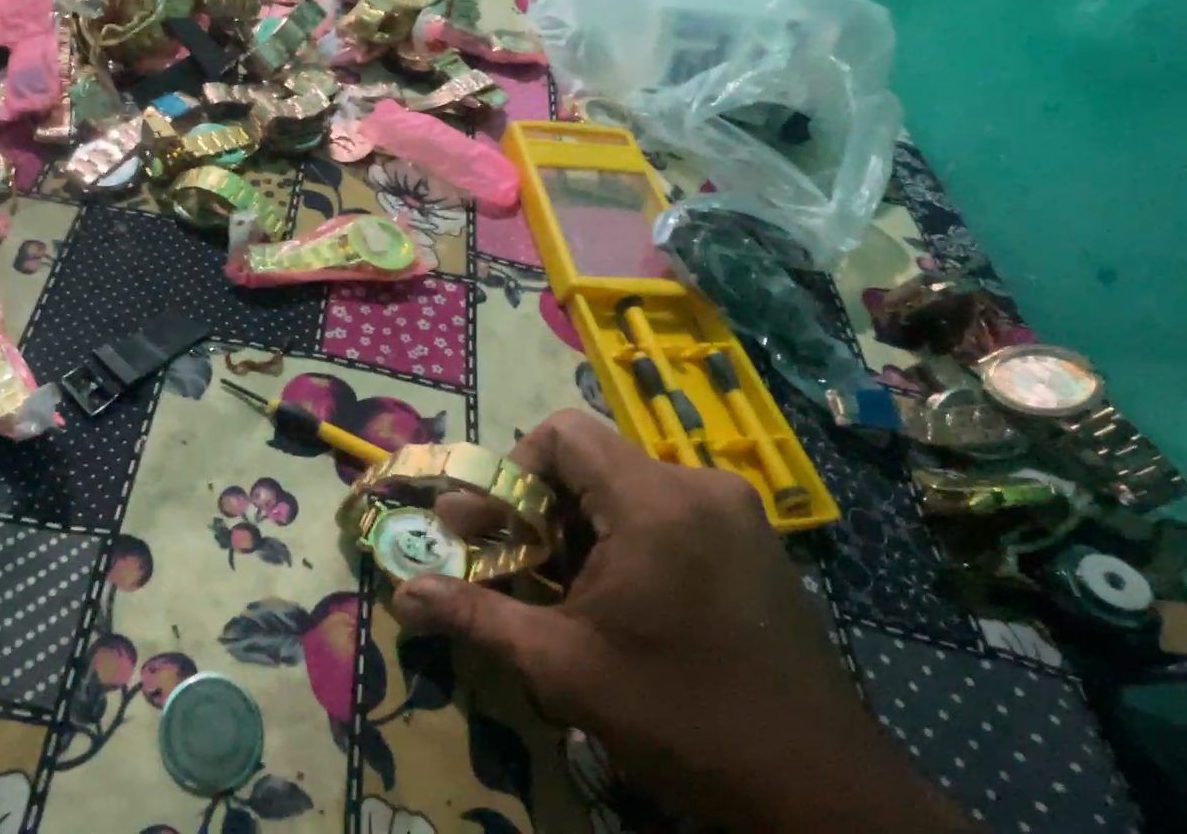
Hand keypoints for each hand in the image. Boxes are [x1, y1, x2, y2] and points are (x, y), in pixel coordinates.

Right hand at [393, 411, 968, 831]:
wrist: (821, 790)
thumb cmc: (682, 718)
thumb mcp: (563, 666)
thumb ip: (477, 616)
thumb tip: (402, 593)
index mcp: (656, 501)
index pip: (562, 434)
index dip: (510, 473)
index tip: (488, 531)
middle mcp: (699, 486)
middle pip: (589, 462)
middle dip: (536, 510)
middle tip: (508, 567)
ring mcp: (734, 513)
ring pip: (624, 489)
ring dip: (575, 529)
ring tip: (557, 592)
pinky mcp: (751, 542)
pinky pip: (663, 512)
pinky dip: (619, 540)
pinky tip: (614, 601)